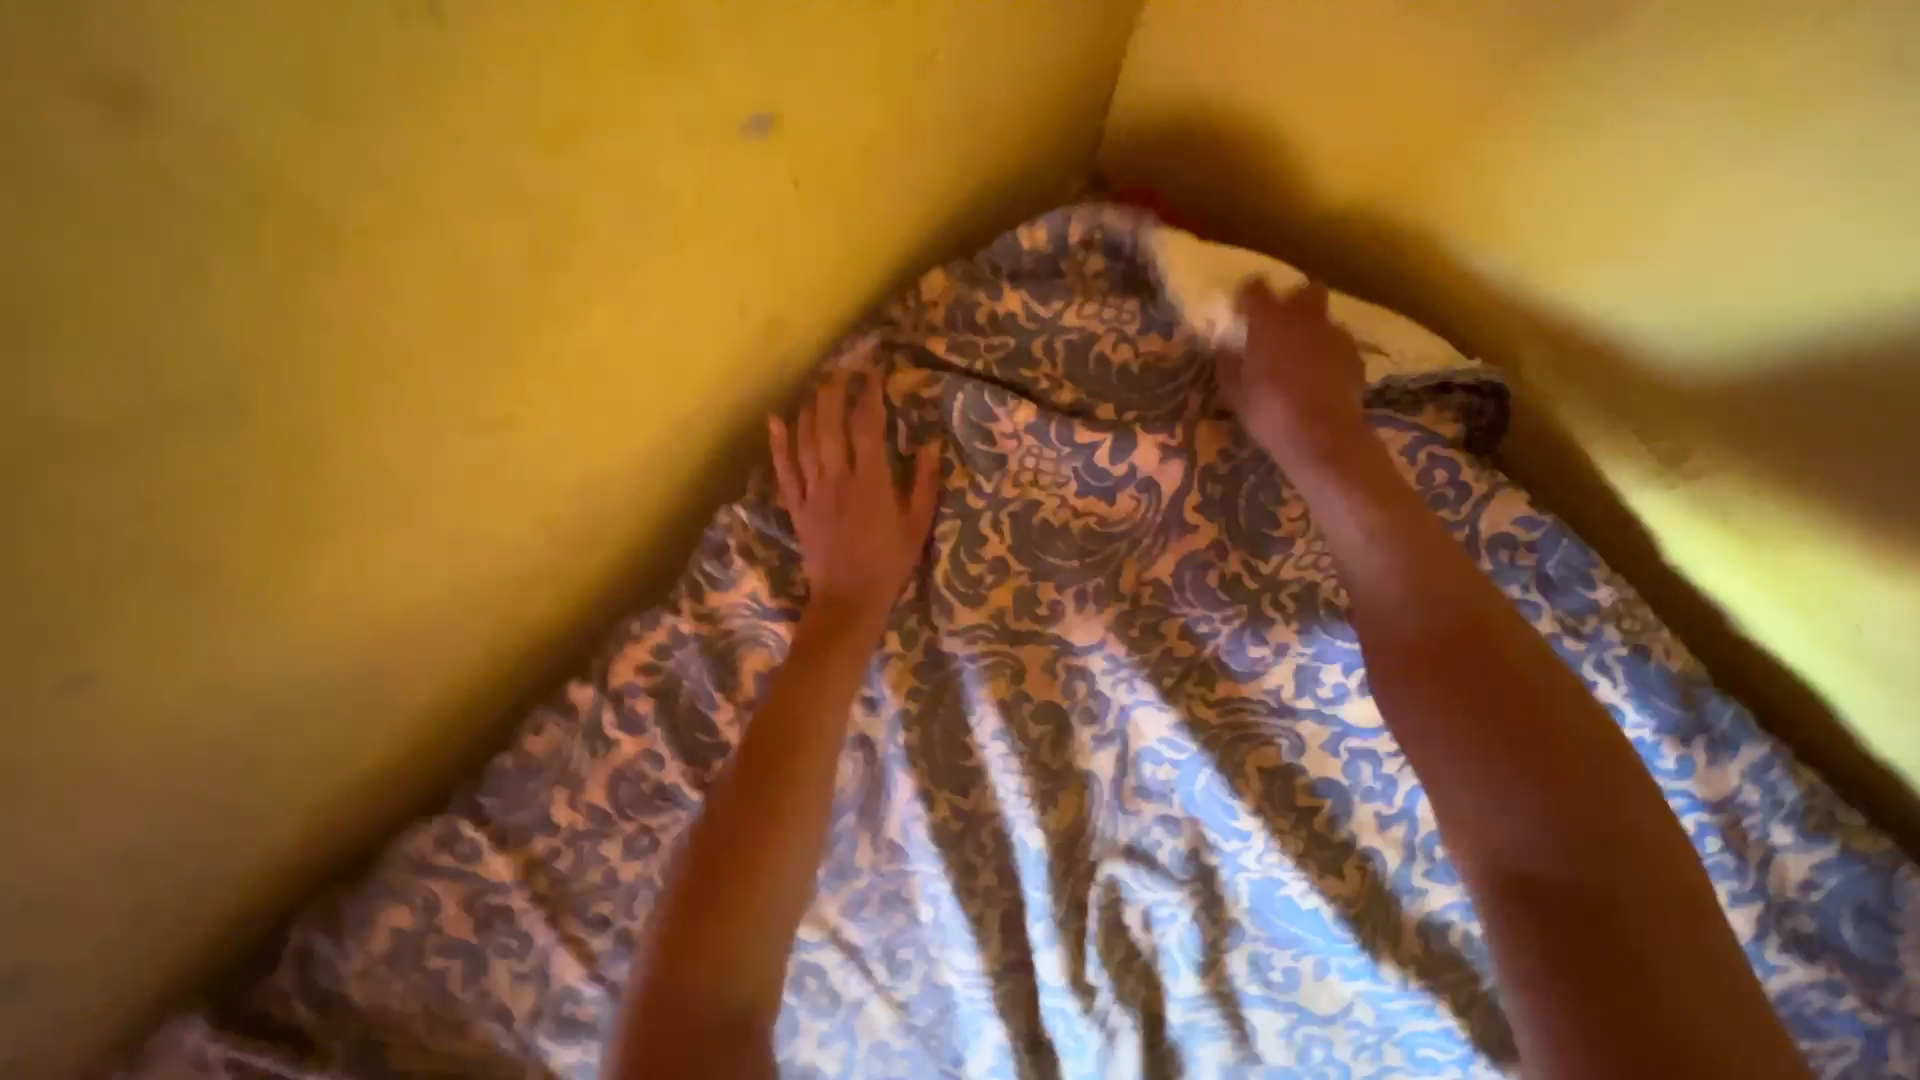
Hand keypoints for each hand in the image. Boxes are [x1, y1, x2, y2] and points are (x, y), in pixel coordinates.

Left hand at [768, 348, 940, 626]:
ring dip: (810, 409)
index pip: (867, 425)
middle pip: (830, 424)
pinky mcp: (797, 507)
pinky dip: (779, 443)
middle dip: (835, 392)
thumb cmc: (890, 563)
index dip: (870, 395)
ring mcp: (812, 492)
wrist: (849, 599)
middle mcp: (838, 479)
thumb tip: (930, 444)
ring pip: (805, 441)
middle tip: (843, 372)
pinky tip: (777, 419)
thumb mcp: (918, 524)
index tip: (875, 374)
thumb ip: (925, 483)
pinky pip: (784, 470)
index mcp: (871, 481)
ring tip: (818, 387)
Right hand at [1216, 278, 1369, 467]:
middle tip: (1280, 325)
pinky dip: (1328, 354)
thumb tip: (1226, 347)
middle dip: (1292, 301)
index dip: (1247, 296)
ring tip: (1302, 358)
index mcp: (1269, 321)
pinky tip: (1321, 378)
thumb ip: (1228, 363)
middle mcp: (1305, 318)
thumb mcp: (1234, 393)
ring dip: (1312, 331)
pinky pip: (1338, 345)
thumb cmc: (1268, 412)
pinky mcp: (1355, 355)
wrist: (1321, 435)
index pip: (1256, 289)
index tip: (1240, 311)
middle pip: (1304, 290)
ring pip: (1324, 319)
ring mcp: (1335, 335)